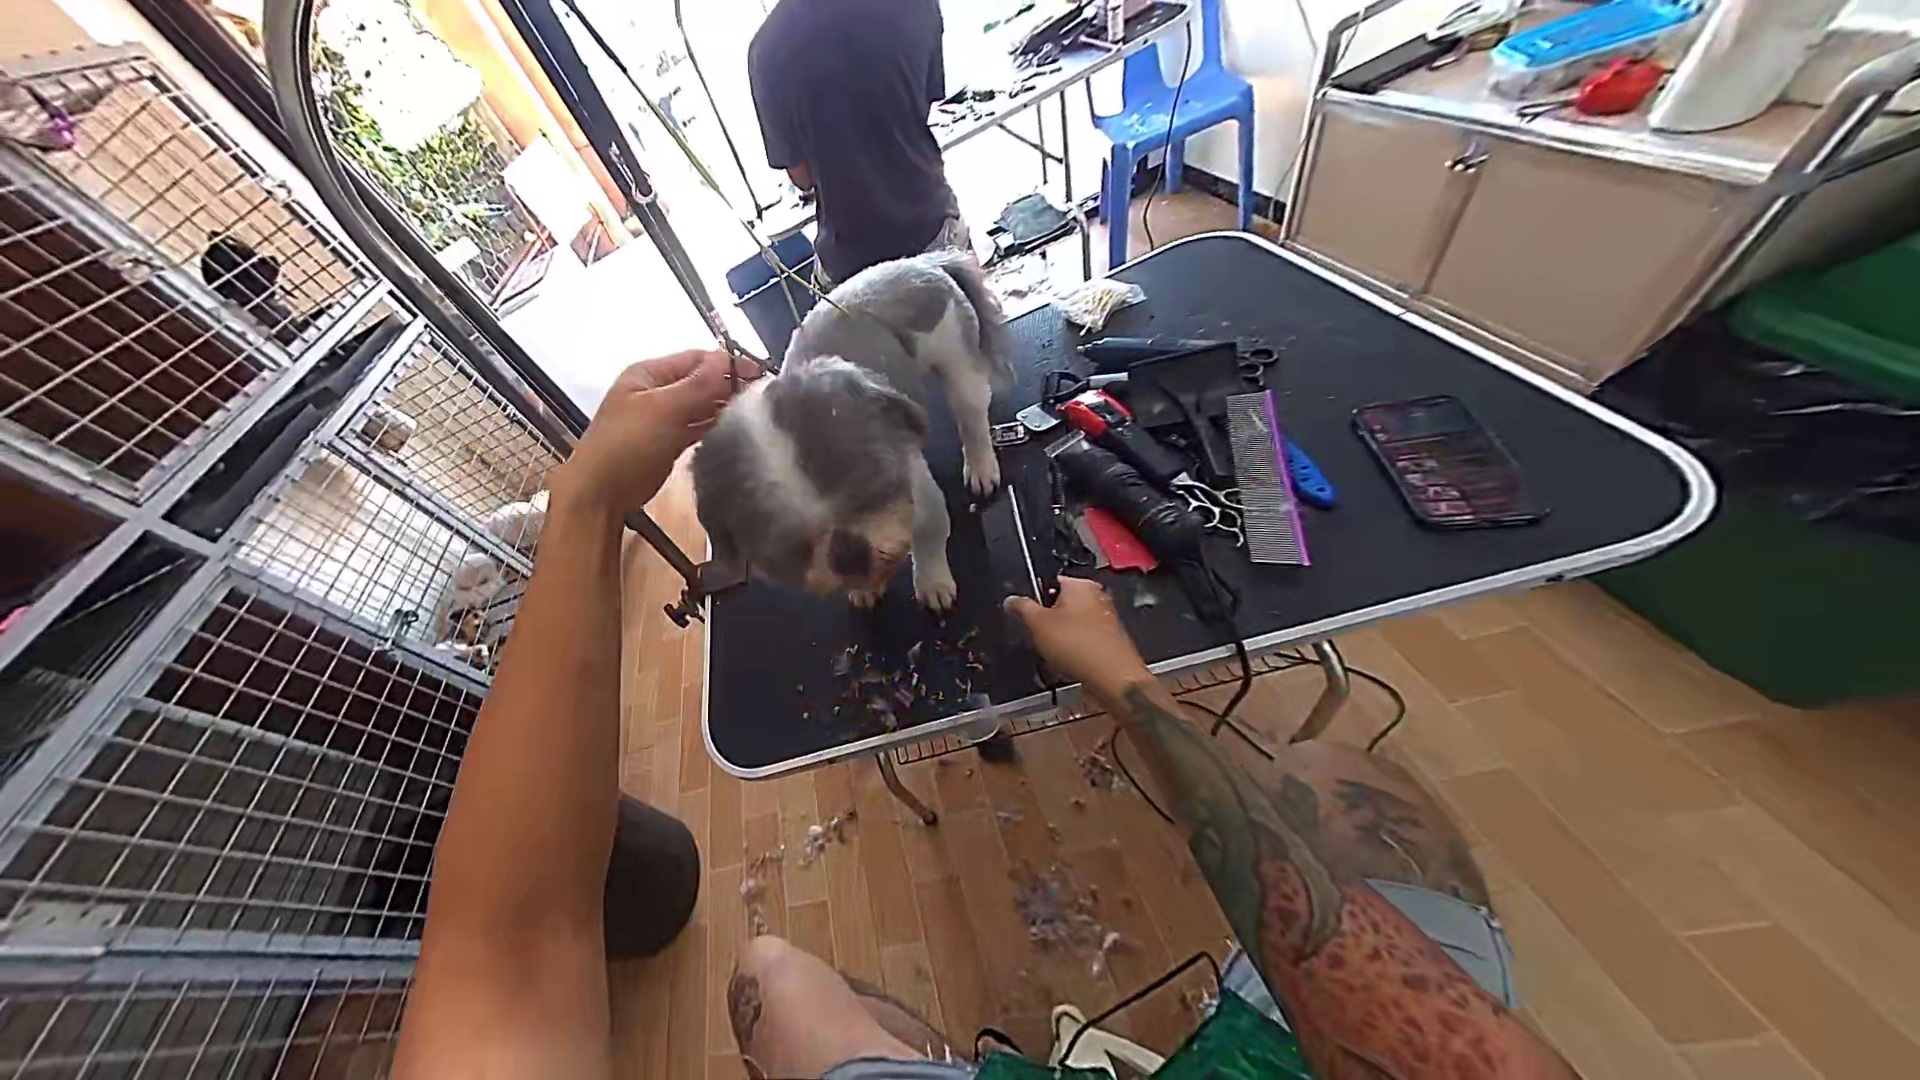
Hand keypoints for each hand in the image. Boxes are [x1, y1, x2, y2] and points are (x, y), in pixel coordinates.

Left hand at [555, 350, 755, 517]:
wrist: (603, 490)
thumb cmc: (628, 442)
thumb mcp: (663, 408)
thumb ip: (698, 384)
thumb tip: (726, 359)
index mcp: (650, 374)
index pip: (696, 359)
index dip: (727, 363)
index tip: (760, 373)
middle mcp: (658, 391)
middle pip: (701, 382)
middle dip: (729, 385)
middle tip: (762, 395)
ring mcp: (665, 418)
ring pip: (702, 406)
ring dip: (725, 407)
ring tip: (755, 412)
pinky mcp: (671, 441)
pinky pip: (699, 427)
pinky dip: (715, 426)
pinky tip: (735, 429)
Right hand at [1004, 577, 1151, 700]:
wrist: (1113, 677)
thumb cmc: (1076, 644)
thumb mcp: (1037, 623)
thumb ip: (1021, 607)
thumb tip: (1011, 599)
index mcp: (1080, 584)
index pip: (1050, 582)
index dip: (1035, 599)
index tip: (1027, 616)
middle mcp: (1097, 596)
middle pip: (1061, 605)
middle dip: (1048, 621)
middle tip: (1039, 637)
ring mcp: (1106, 618)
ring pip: (1073, 625)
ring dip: (1061, 638)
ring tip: (1054, 653)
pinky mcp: (1111, 640)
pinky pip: (1085, 641)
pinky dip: (1076, 650)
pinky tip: (1070, 663)